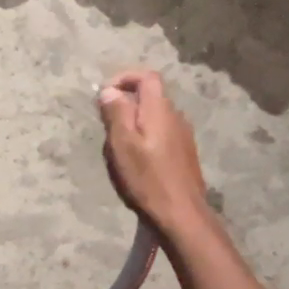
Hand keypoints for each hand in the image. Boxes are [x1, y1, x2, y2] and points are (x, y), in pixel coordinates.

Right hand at [97, 69, 208, 230]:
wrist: (181, 211)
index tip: (104, 94)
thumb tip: (109, 91)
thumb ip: (117, 114)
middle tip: (105, 121)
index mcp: (159, 111)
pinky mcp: (183, 150)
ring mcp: (182, 133)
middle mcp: (175, 116)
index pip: (147, 77)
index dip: (125, 78)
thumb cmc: (147, 177)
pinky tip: (135, 154)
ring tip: (117, 140)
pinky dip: (144, 131)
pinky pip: (161, 129)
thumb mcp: (123, 144)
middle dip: (125, 100)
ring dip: (134, 118)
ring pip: (155, 113)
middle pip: (151, 94)